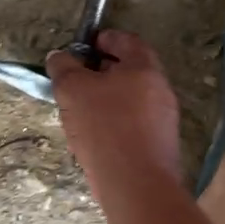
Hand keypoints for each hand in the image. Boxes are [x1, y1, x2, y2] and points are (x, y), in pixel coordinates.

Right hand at [47, 31, 181, 195]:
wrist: (135, 185)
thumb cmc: (103, 125)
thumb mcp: (71, 88)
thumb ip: (63, 67)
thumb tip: (60, 57)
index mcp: (144, 70)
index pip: (128, 41)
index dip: (104, 38)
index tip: (82, 46)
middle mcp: (160, 91)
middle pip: (130, 70)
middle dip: (101, 70)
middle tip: (75, 77)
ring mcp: (164, 121)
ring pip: (130, 97)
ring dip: (106, 96)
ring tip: (78, 107)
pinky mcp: (159, 145)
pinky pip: (133, 121)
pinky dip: (113, 119)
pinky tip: (93, 133)